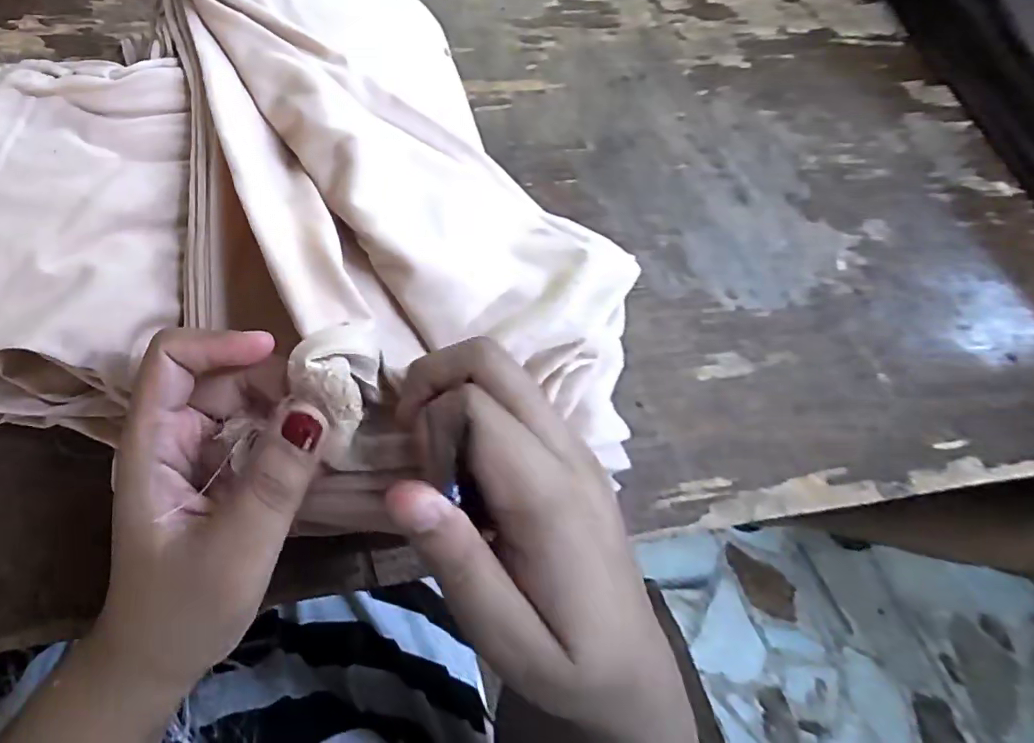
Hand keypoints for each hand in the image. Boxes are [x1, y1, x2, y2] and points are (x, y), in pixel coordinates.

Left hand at [3, 329, 327, 742]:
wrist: (156, 661)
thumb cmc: (182, 611)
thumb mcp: (237, 549)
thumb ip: (275, 480)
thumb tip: (314, 408)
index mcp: (150, 442)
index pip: (169, 359)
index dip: (217, 342)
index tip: (271, 352)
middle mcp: (165, 435)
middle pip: (211, 375)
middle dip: (263, 378)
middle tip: (320, 400)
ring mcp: (187, 452)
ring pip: (232, 400)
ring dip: (276, 404)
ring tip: (325, 423)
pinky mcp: (209, 471)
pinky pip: (244, 432)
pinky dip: (277, 432)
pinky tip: (310, 448)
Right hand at [384, 338, 696, 742]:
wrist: (632, 676)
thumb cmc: (563, 661)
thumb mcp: (502, 634)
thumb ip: (455, 558)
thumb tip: (401, 489)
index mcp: (549, 494)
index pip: (472, 403)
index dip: (429, 428)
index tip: (426, 485)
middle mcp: (566, 451)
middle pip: (489, 357)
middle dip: (431, 377)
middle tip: (409, 431)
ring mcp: (573, 444)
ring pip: (499, 366)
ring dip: (449, 387)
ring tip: (432, 447)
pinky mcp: (569, 449)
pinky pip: (511, 392)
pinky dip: (470, 400)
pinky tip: (463, 460)